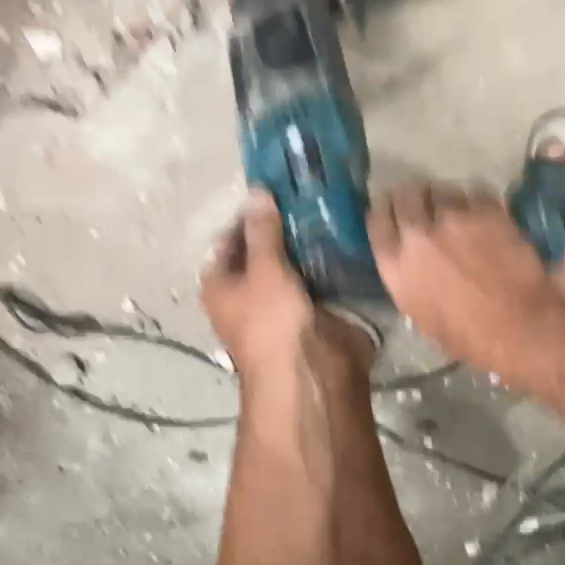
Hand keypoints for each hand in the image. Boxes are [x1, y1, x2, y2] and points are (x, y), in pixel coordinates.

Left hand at [203, 191, 315, 373]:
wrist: (308, 373)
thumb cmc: (271, 320)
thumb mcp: (263, 268)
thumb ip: (263, 230)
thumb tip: (257, 190)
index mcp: (220, 286)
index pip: (230, 240)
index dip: (250, 216)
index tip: (278, 191)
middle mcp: (246, 296)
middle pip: (263, 253)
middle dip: (284, 230)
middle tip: (311, 198)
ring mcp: (280, 306)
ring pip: (293, 267)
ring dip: (309, 247)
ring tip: (330, 212)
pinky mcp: (311, 315)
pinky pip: (318, 282)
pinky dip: (328, 266)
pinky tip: (344, 241)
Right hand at [370, 182, 564, 376]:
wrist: (518, 327)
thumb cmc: (468, 336)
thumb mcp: (421, 312)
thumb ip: (409, 277)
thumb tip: (414, 261)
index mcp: (396, 265)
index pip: (378, 221)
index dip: (386, 212)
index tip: (394, 211)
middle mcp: (418, 234)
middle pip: (406, 196)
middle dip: (414, 197)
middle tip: (426, 204)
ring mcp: (453, 218)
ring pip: (441, 190)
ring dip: (447, 199)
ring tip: (459, 211)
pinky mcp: (487, 210)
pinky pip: (476, 192)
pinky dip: (478, 201)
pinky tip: (485, 214)